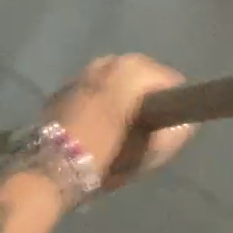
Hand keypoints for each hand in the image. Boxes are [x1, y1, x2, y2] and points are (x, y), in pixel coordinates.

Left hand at [46, 55, 193, 189]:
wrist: (46, 170)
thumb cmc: (101, 161)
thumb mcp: (144, 156)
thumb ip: (171, 136)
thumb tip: (186, 124)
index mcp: (129, 74)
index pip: (166, 77)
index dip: (174, 96)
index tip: (176, 118)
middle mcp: (106, 62)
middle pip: (139, 70)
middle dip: (149, 90)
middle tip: (155, 120)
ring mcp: (82, 71)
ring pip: (115, 74)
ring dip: (125, 90)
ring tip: (129, 120)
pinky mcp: (65, 85)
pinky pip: (95, 83)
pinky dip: (103, 94)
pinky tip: (102, 119)